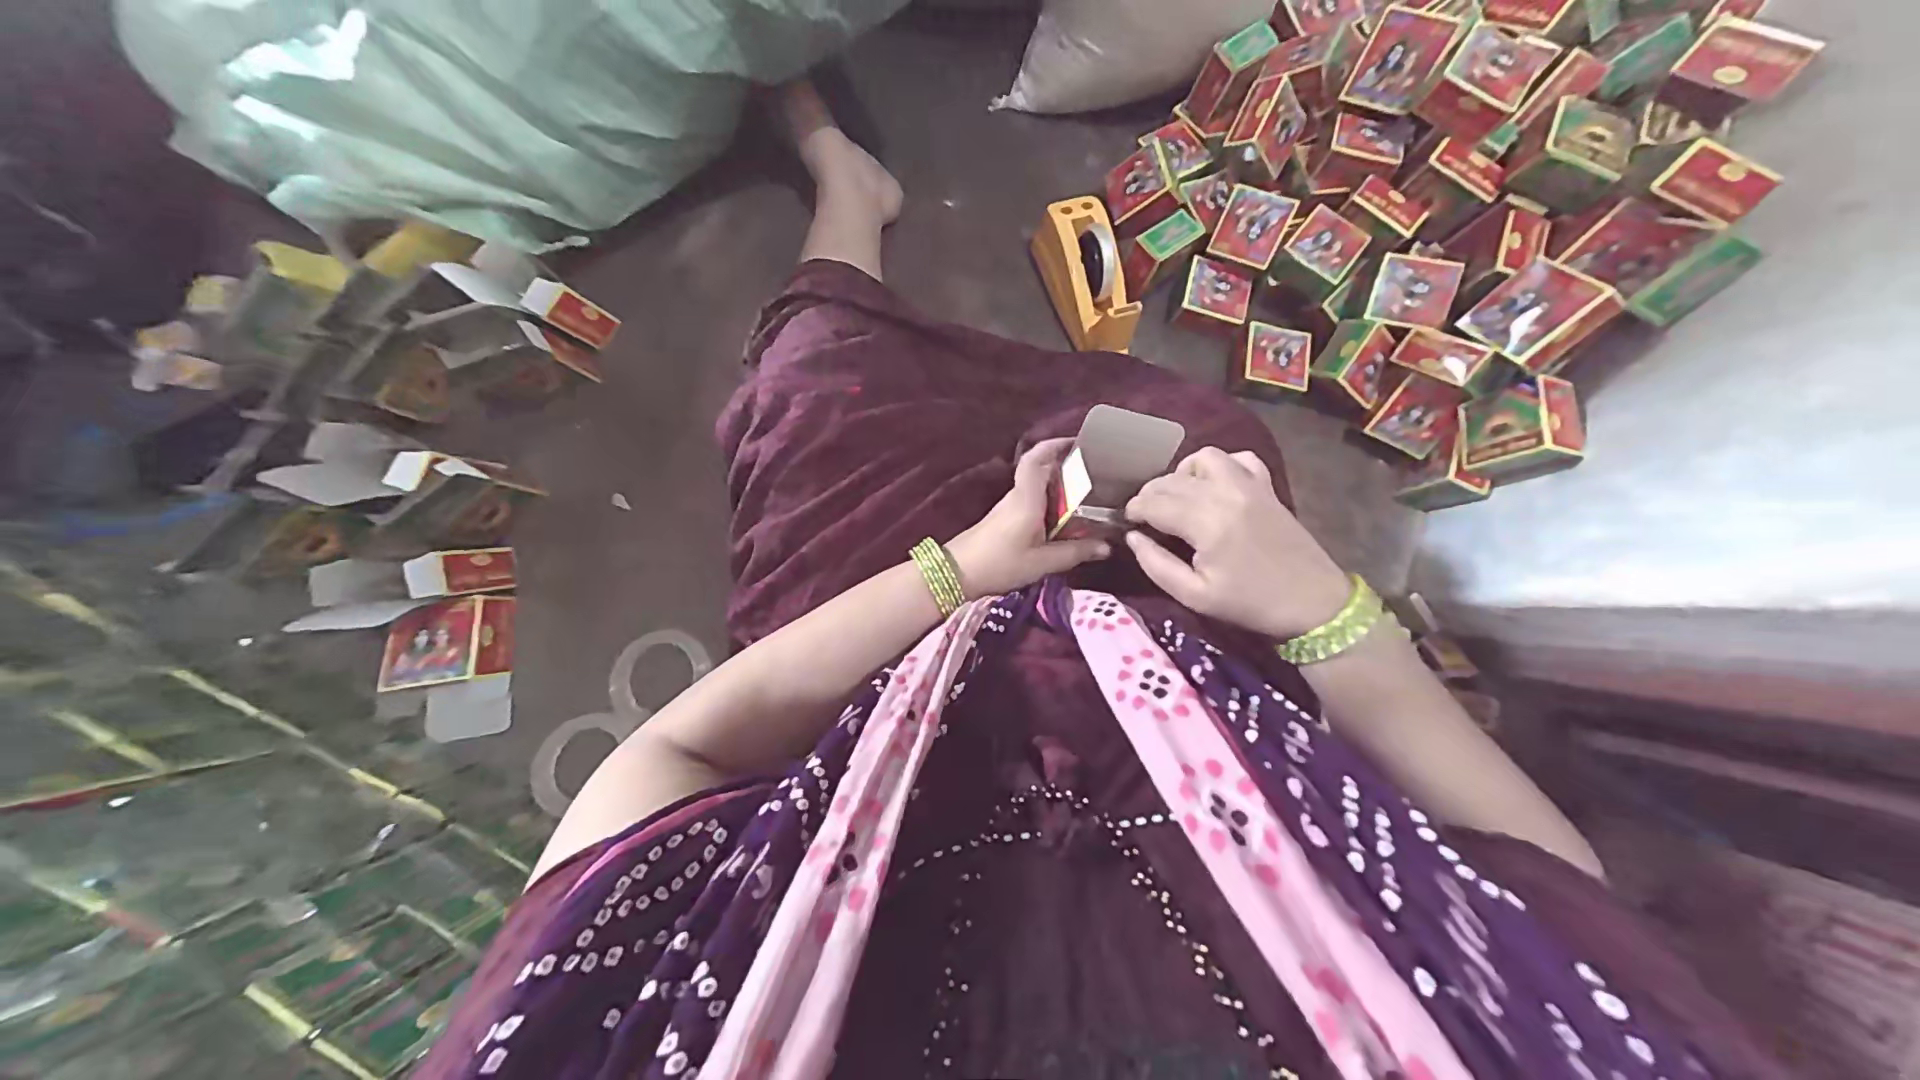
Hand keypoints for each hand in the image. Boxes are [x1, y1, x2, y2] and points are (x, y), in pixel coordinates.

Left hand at [947, 438, 1111, 597]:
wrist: (956, 574)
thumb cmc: (1000, 563)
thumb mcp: (1042, 562)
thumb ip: (1075, 552)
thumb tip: (1106, 546)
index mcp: (1027, 498)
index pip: (1037, 458)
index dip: (1055, 444)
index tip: (1077, 442)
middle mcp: (1017, 496)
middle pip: (1040, 470)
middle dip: (1064, 466)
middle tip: (1093, 473)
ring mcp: (1008, 507)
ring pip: (1036, 487)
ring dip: (1057, 486)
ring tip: (1086, 496)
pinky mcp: (1003, 520)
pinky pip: (1031, 501)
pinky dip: (1048, 503)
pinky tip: (1063, 518)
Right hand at [1123, 448, 1350, 639]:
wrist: (1312, 603)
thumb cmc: (1249, 604)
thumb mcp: (1194, 596)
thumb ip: (1156, 565)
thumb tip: (1133, 537)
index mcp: (1207, 523)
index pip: (1154, 502)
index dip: (1134, 510)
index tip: (1127, 522)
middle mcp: (1226, 494)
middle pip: (1172, 480)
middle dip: (1150, 494)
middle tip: (1144, 515)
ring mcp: (1250, 485)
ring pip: (1202, 458)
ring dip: (1181, 474)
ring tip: (1177, 496)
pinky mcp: (1267, 486)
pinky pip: (1237, 459)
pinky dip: (1219, 466)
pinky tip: (1213, 485)